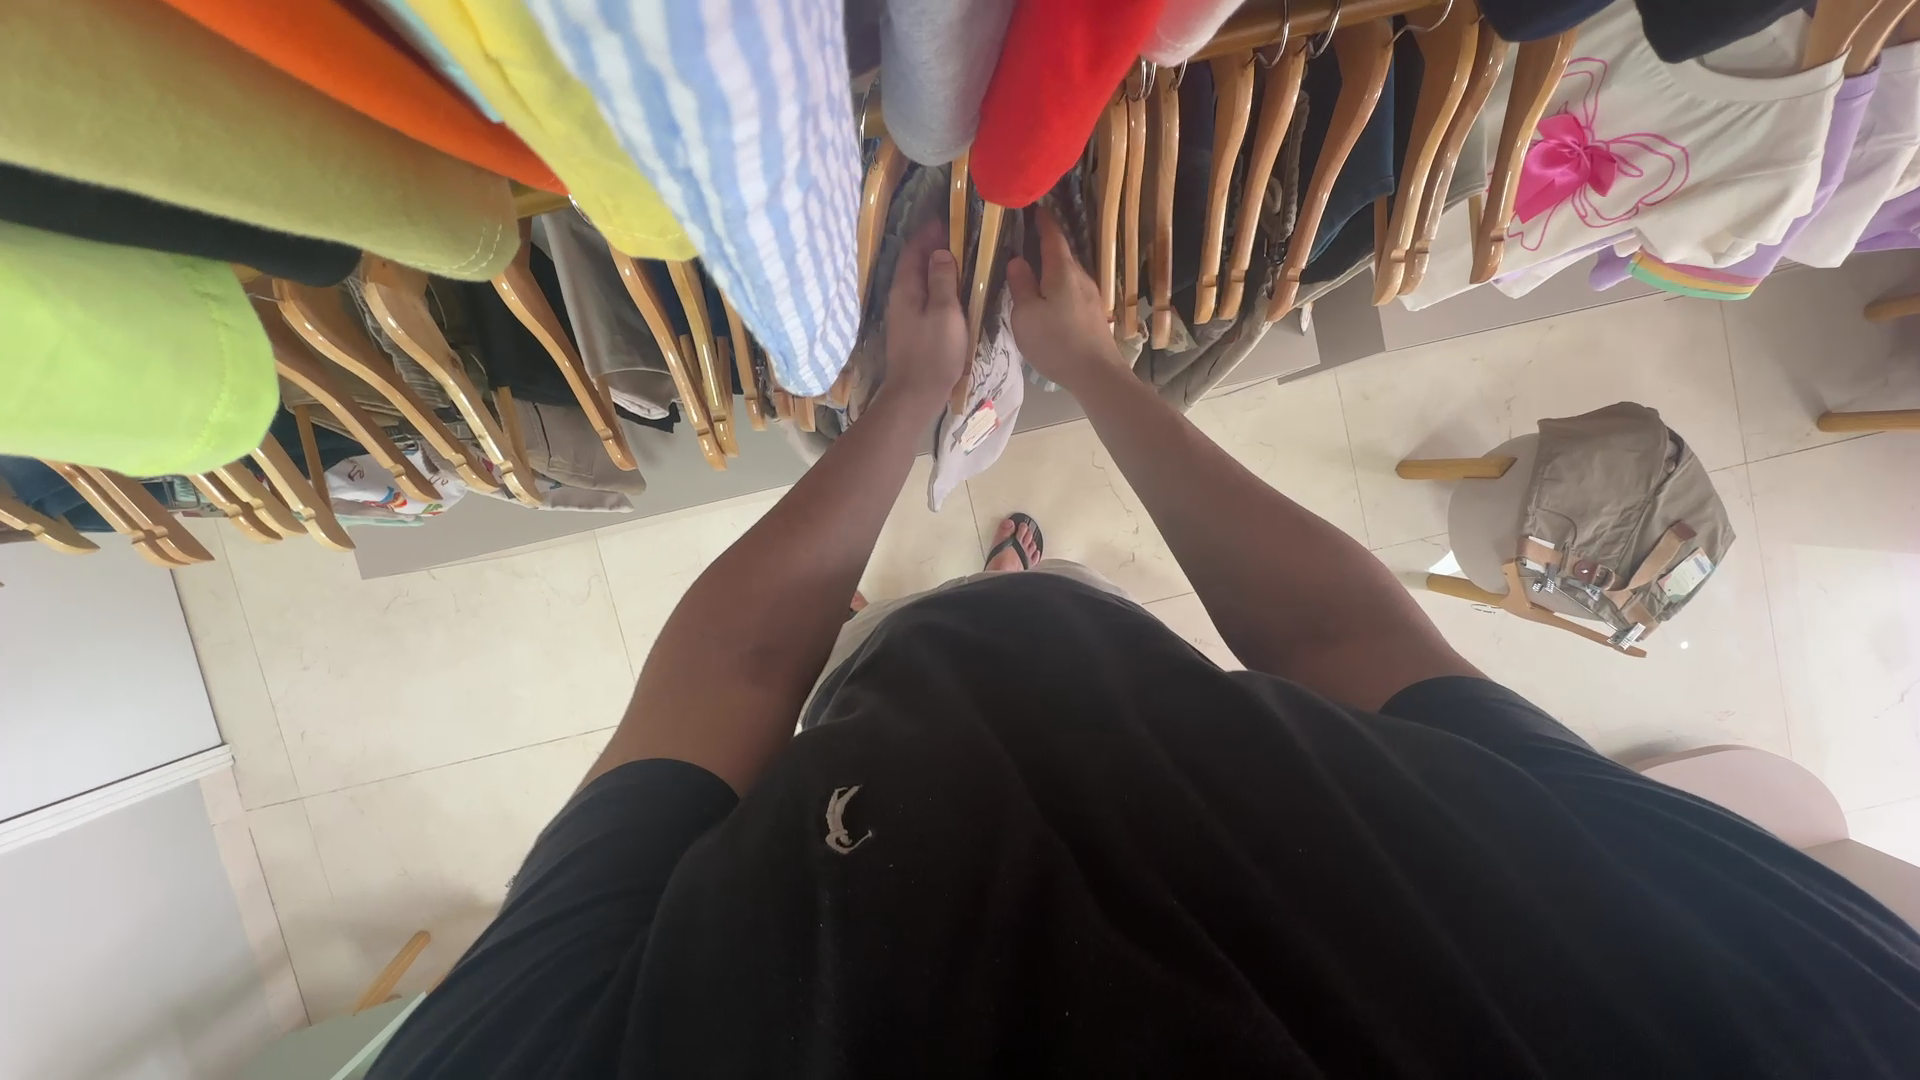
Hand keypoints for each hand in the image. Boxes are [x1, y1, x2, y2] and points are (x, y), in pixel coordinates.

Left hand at [880, 219, 967, 412]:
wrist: (915, 395)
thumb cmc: (933, 353)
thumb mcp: (944, 311)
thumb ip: (942, 280)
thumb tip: (940, 252)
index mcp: (905, 288)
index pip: (913, 250)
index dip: (928, 233)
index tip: (947, 219)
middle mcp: (900, 298)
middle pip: (914, 265)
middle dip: (932, 248)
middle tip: (957, 236)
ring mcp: (904, 316)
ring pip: (919, 283)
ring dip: (935, 269)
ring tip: (958, 260)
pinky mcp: (912, 331)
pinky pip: (924, 299)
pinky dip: (936, 288)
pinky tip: (951, 292)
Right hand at [1005, 207, 1124, 393]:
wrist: (1096, 373)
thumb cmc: (1056, 342)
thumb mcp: (1026, 315)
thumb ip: (1021, 285)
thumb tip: (1018, 261)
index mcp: (1062, 270)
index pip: (1053, 235)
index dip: (1042, 220)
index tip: (1032, 207)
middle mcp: (1081, 277)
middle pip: (1062, 254)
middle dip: (1045, 245)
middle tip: (1025, 240)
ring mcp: (1092, 296)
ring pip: (1068, 274)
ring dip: (1052, 269)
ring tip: (1035, 271)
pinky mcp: (1094, 314)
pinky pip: (1073, 291)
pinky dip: (1060, 287)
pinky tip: (1051, 299)